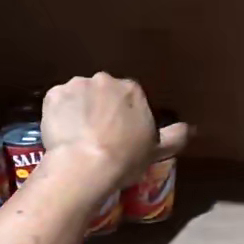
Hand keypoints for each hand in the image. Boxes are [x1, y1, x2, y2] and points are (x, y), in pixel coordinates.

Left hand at [39, 72, 191, 193]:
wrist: (86, 164)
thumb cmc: (124, 158)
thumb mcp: (156, 150)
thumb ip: (174, 136)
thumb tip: (191, 128)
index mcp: (131, 90)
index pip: (126, 99)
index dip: (120, 117)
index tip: (115, 135)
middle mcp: (104, 80)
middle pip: (100, 93)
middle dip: (97, 110)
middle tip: (93, 137)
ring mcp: (76, 85)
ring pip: (76, 96)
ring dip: (76, 110)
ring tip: (74, 137)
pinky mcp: (52, 95)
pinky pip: (55, 103)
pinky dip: (56, 115)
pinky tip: (59, 133)